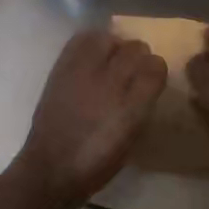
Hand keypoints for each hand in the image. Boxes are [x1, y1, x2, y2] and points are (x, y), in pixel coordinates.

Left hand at [7, 30, 166, 208]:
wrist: (50, 169)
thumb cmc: (95, 165)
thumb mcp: (129, 142)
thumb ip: (140, 110)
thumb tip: (143, 87)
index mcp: (131, 109)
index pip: (156, 67)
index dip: (157, 71)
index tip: (153, 79)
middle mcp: (109, 86)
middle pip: (135, 49)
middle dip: (139, 56)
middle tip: (133, 69)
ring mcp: (82, 74)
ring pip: (107, 39)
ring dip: (115, 45)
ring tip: (111, 58)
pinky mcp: (60, 71)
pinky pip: (80, 41)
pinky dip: (90, 43)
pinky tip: (91, 56)